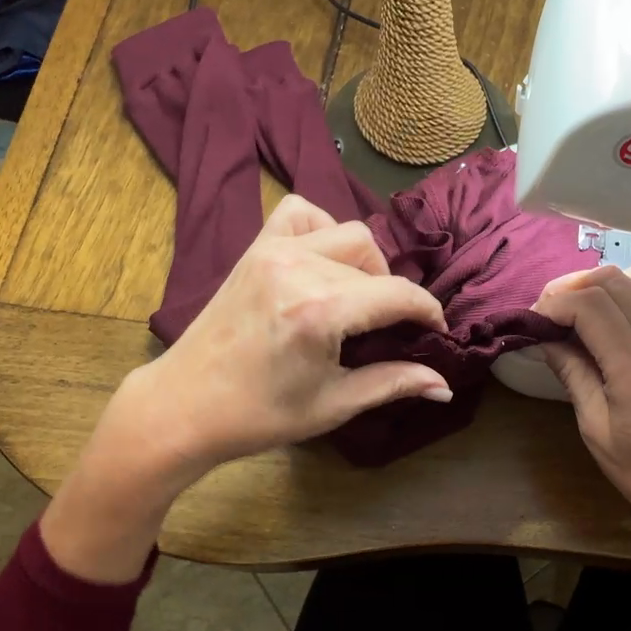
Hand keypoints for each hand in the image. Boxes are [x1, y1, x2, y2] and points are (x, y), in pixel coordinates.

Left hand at [124, 195, 452, 473]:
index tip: (437, 332)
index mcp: (320, 310)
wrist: (184, 406)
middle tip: (389, 328)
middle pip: (375, 260)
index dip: (428, 312)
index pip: (397, 294)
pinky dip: (323, 229)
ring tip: (358, 297)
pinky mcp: (254, 249)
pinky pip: (300, 214)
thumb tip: (445, 386)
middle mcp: (299, 268)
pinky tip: (324, 263)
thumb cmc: (259, 416)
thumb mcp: (334, 404)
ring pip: (346, 232)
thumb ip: (393, 383)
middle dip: (394, 293)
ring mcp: (272, 251)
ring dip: (365, 261)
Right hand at [532, 264, 630, 540]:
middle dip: (572, 287)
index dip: (555, 303)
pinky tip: (614, 322)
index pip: (590, 305)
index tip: (534, 320)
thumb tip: (546, 339)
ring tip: (580, 311)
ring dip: (602, 286)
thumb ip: (573, 374)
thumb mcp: (595, 428)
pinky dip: (629, 296)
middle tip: (549, 312)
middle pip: (613, 281)